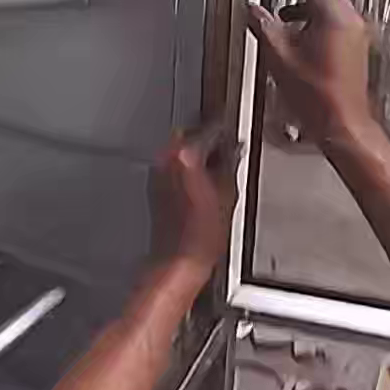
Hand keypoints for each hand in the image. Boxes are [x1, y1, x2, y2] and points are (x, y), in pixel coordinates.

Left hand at [150, 123, 237, 279]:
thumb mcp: (228, 193)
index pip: (209, 130)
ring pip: (179, 149)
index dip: (226, 131)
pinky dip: (185, 166)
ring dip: (196, 152)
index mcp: (186, 156)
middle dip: (208, 139)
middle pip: (189, 134)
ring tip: (216, 166)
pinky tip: (201, 180)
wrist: (178, 260)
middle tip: (226, 148)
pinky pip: (172, 164)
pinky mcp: (154, 185)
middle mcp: (166, 160)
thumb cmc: (201, 235)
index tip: (234, 133)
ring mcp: (157, 172)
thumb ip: (231, 162)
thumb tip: (233, 150)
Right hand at [247, 0, 376, 144]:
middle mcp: (349, 21)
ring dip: (309, 3)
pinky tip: (301, 33)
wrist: (341, 122)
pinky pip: (337, 21)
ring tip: (285, 11)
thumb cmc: (316, 95)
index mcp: (332, 17)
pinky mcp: (356, 48)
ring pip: (332, 5)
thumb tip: (253, 10)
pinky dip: (318, 18)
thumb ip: (263, 26)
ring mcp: (356, 34)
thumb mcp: (278, 56)